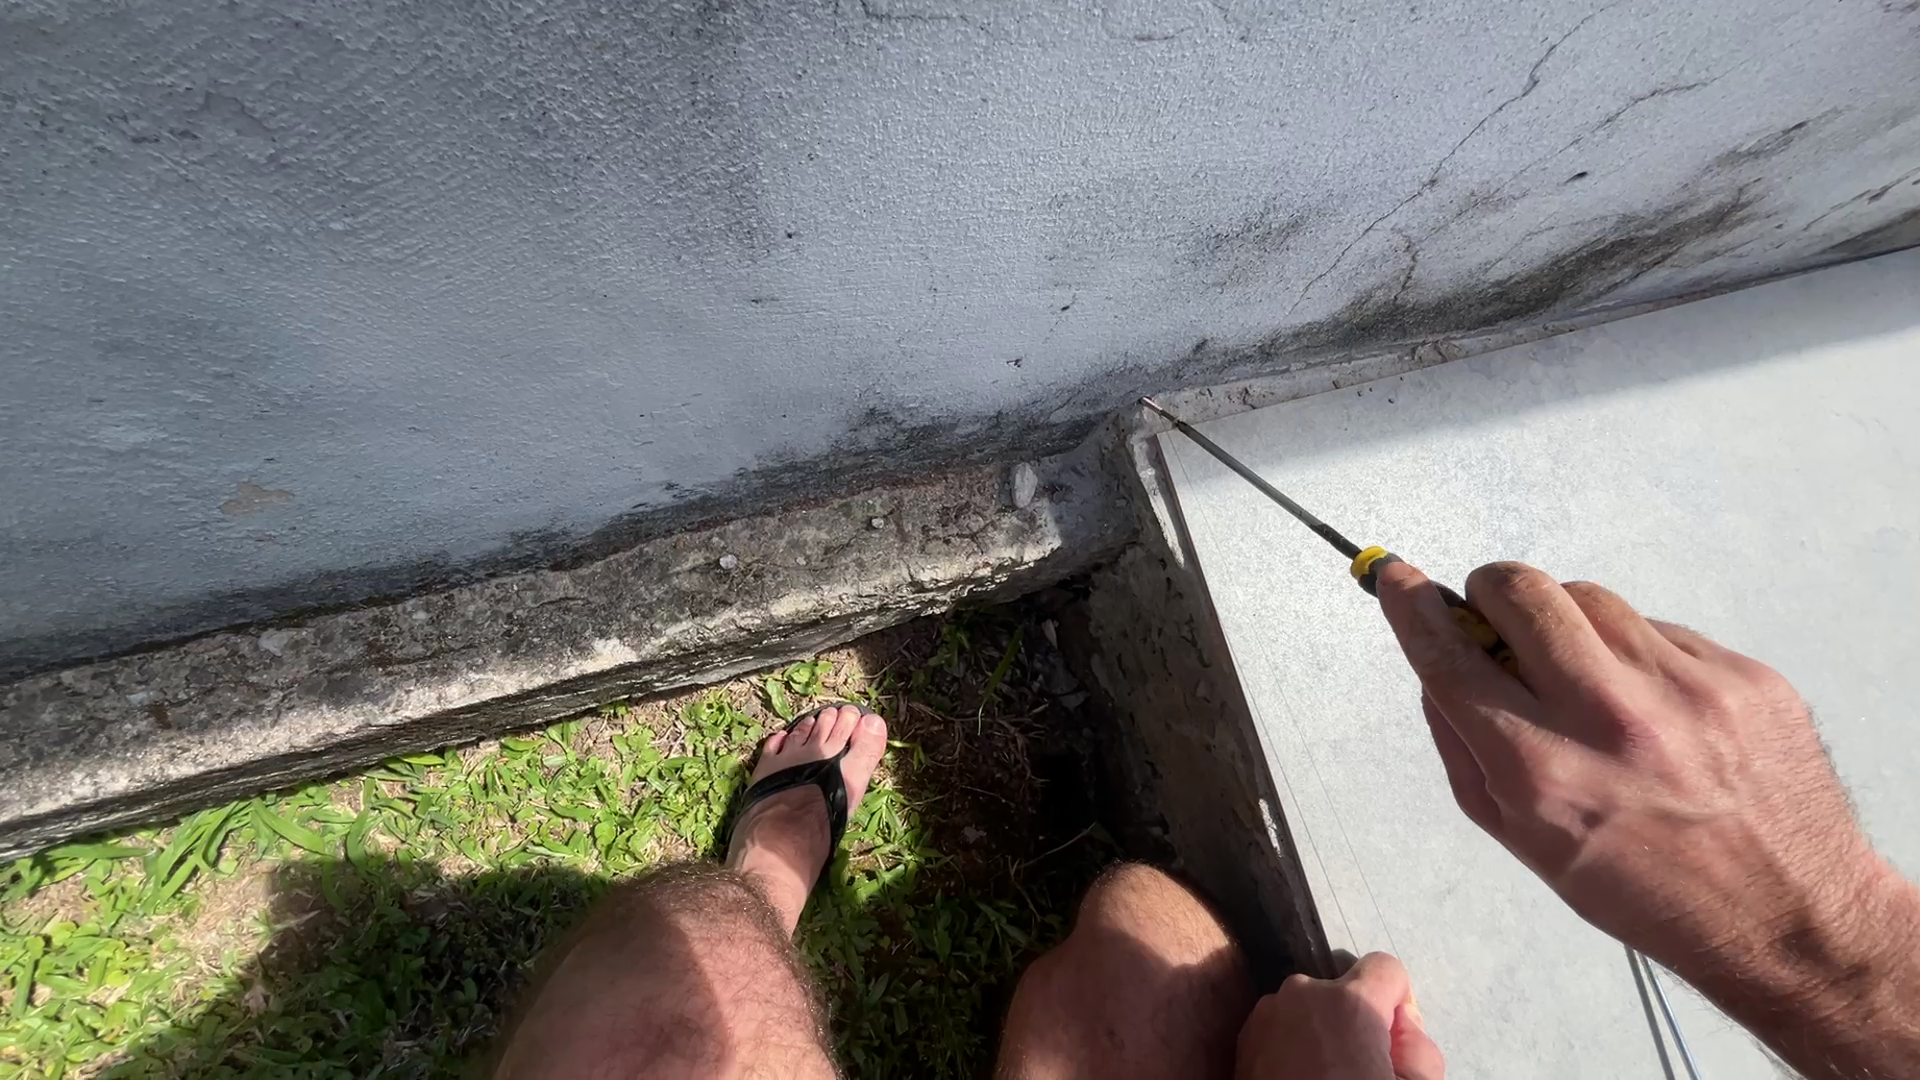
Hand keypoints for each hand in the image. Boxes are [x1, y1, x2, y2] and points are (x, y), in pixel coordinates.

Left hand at [1235, 952, 1441, 1079]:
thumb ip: (1418, 1052)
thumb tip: (1400, 1025)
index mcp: (1349, 1003)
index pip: (1387, 969)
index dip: (1403, 1009)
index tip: (1397, 1050)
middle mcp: (1303, 992)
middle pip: (1349, 993)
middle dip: (1365, 1029)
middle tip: (1367, 1076)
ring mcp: (1269, 1010)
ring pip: (1315, 1011)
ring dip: (1329, 1038)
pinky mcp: (1246, 1034)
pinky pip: (1286, 1026)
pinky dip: (1299, 1047)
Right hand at [1373, 559, 1919, 1077]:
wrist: (1792, 921)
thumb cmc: (1626, 881)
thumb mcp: (1507, 826)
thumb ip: (1455, 738)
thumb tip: (1436, 661)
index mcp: (1537, 766)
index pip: (1449, 658)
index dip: (1410, 607)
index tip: (1392, 575)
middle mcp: (1607, 717)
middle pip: (1519, 592)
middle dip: (1488, 592)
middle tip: (1495, 623)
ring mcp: (1686, 690)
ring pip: (1584, 596)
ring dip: (1560, 621)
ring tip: (1584, 674)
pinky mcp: (1746, 676)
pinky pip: (1650, 624)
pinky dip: (1625, 647)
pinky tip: (1647, 699)